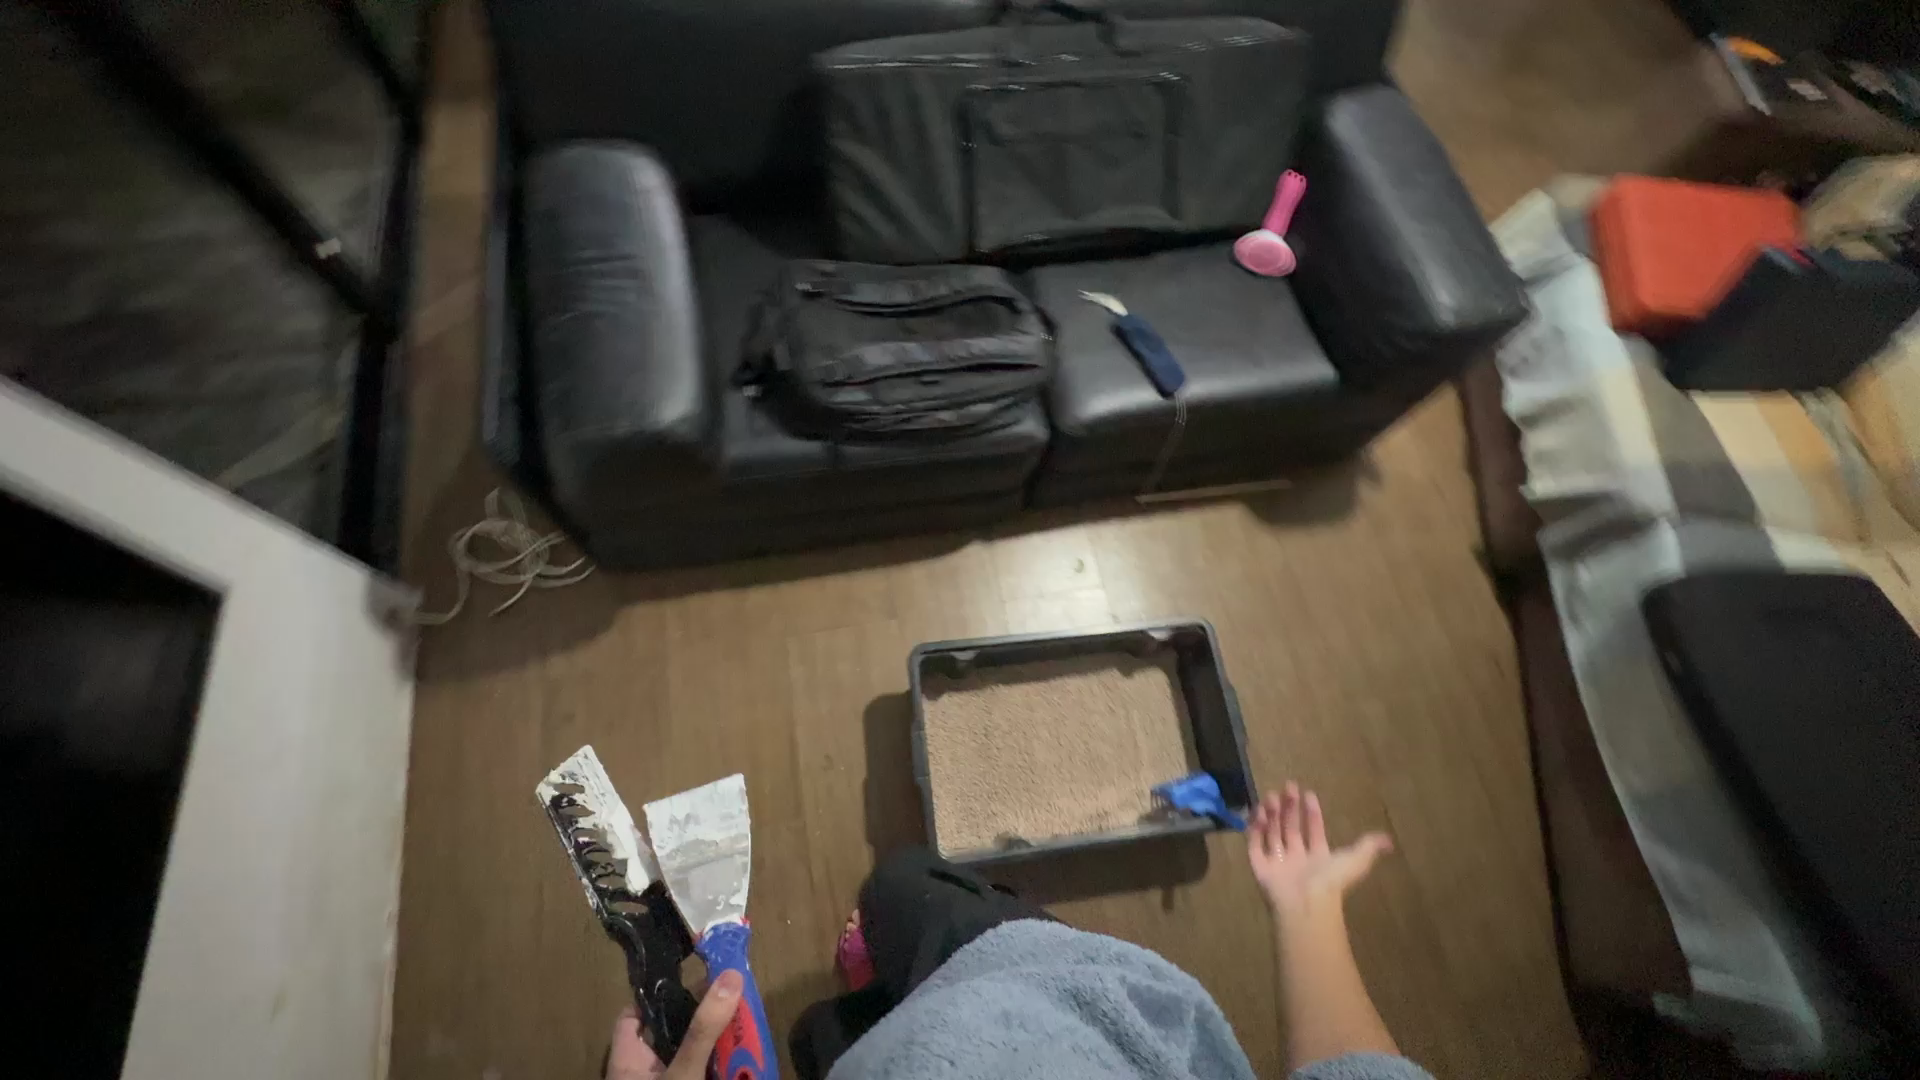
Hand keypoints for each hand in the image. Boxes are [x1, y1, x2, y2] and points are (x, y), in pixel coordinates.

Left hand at [606, 970, 741, 1079]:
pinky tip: (743, 1057)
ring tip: (746, 1020)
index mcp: (628, 1061)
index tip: (690, 973)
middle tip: (733, 993)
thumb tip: (731, 975)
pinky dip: (721, 1065)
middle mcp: (645, 1071)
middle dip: (703, 1012)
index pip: (632, 1017)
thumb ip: (703, 1029)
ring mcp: (668, 1079)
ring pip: (692, 1051)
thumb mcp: (682, 1073)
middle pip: (672, 1029)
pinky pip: (704, 1071)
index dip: (656, 994)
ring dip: (717, 1041)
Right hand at [1247, 782, 1392, 920]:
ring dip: (1271, 815)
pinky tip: (1257, 812)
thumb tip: (1389, 840)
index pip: (1314, 831)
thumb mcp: (1355, 861)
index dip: (1312, 814)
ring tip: (1271, 796)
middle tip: (1287, 787)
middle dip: (1289, 808)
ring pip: (1272, 833)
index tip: (1308, 793)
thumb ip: (1367, 847)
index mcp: (1318, 858)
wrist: (1306, 904)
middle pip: (1291, 828)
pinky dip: (1254, 829)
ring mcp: (1277, 862)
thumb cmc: (1330, 881)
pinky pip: (1254, 844)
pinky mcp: (1260, 866)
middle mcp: (1297, 859)